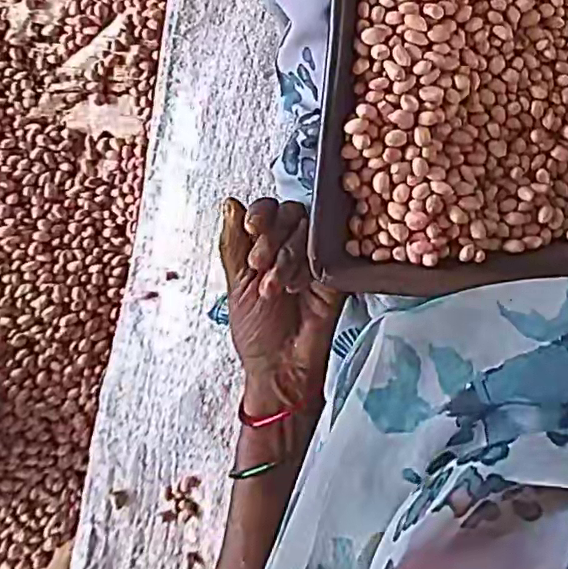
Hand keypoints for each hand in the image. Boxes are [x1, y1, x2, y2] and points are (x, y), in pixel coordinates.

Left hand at [219, 198, 343, 415]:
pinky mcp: (338, 267)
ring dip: (286, 256)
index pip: (268, 209)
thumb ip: (234, 243)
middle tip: (259, 266)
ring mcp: (317, 254)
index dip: (260, 213)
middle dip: (271, 238)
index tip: (251, 228)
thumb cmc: (258, 330)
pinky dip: (307, 266)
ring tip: (274, 287)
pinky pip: (328, 249)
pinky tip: (296, 287)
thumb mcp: (237, 284)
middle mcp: (292, 244)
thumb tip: (229, 203)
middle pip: (289, 213)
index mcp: (266, 243)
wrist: (281, 365)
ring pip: (307, 229)